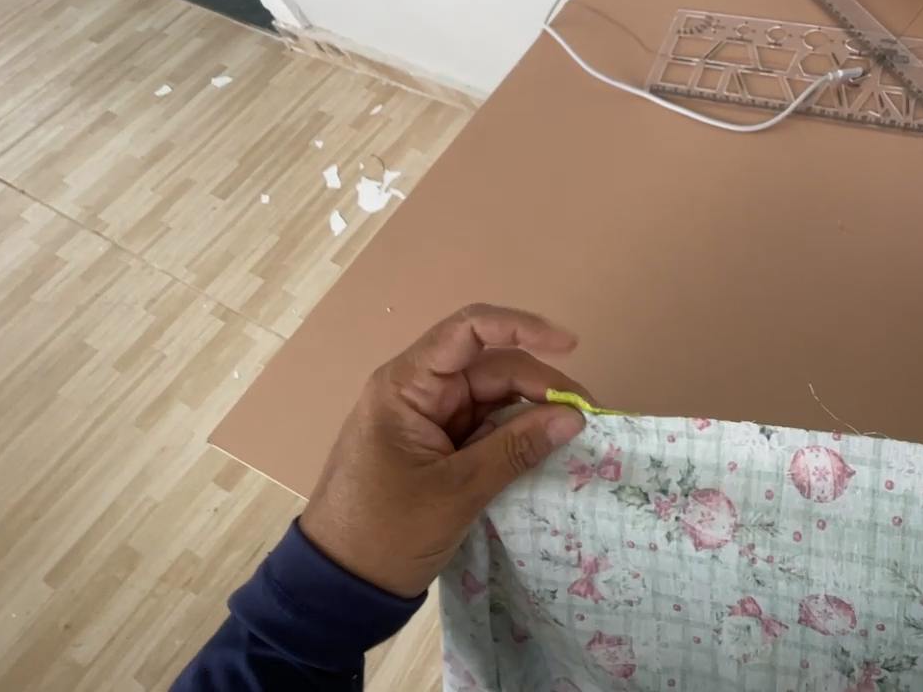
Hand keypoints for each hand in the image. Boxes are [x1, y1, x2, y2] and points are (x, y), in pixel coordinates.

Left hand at [298, 303, 590, 596]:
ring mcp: (433, 416)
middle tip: (587, 414)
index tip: (570, 345)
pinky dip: (521, 431)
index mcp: (409, 385)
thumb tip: (575, 417)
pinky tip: (549, 444)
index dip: (523, 326)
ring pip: (499, 394)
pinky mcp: (443, 442)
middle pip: (496, 365)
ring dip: (536, 409)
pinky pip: (491, 422)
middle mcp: (423, 389)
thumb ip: (517, 448)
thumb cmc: (384, 534)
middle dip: (543, 384)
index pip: (470, 330)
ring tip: (575, 431)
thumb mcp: (457, 491)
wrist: (335, 595)